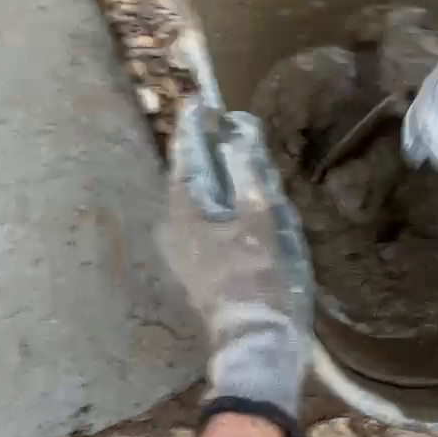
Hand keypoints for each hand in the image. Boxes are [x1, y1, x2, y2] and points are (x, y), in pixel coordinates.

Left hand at [159, 100, 312, 436]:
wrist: (257, 337)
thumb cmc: (263, 274)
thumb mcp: (262, 215)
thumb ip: (247, 169)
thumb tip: (235, 131)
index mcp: (185, 210)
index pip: (186, 154)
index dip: (193, 125)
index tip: (198, 99)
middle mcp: (174, 228)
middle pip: (188, 178)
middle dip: (203, 151)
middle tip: (219, 128)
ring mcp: (182, 253)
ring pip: (194, 203)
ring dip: (211, 179)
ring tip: (229, 162)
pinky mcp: (195, 270)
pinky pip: (200, 224)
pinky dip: (216, 205)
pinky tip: (234, 207)